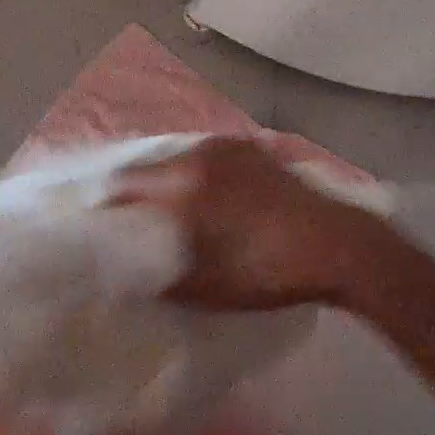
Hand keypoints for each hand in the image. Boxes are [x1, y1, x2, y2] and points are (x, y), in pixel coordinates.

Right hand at [108, 138, 393, 310]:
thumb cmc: (268, 269)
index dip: (107, 202)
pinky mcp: (254, 149)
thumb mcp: (209, 288)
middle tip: (127, 217)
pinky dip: (195, 172)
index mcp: (186, 182)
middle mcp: (202, 153)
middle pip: (153, 167)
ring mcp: (231, 146)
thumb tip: (128, 279)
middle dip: (136, 190)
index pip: (127, 183)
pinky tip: (202, 193)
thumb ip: (162, 280)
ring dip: (167, 179)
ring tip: (162, 207)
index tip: (96, 221)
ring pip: (181, 158)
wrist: (338, 245)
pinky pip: (208, 156)